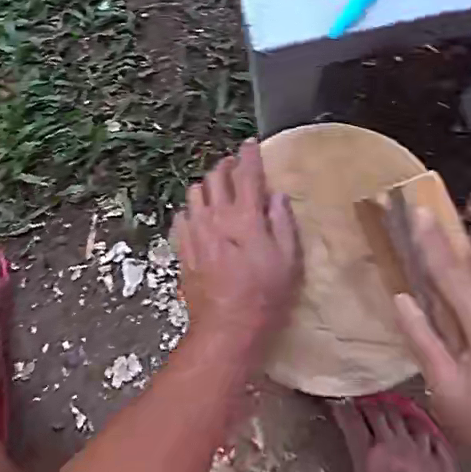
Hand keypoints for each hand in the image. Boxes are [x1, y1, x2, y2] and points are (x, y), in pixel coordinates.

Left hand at [172, 139, 301, 362]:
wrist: (227, 328)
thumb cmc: (265, 295)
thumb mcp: (288, 260)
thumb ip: (282, 222)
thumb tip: (276, 196)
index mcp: (245, 216)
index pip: (246, 174)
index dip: (249, 155)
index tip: (251, 144)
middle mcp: (216, 216)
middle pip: (216, 177)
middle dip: (226, 165)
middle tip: (235, 166)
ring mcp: (196, 231)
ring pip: (195, 192)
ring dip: (207, 185)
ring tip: (217, 189)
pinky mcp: (183, 248)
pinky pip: (182, 216)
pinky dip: (192, 209)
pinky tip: (199, 216)